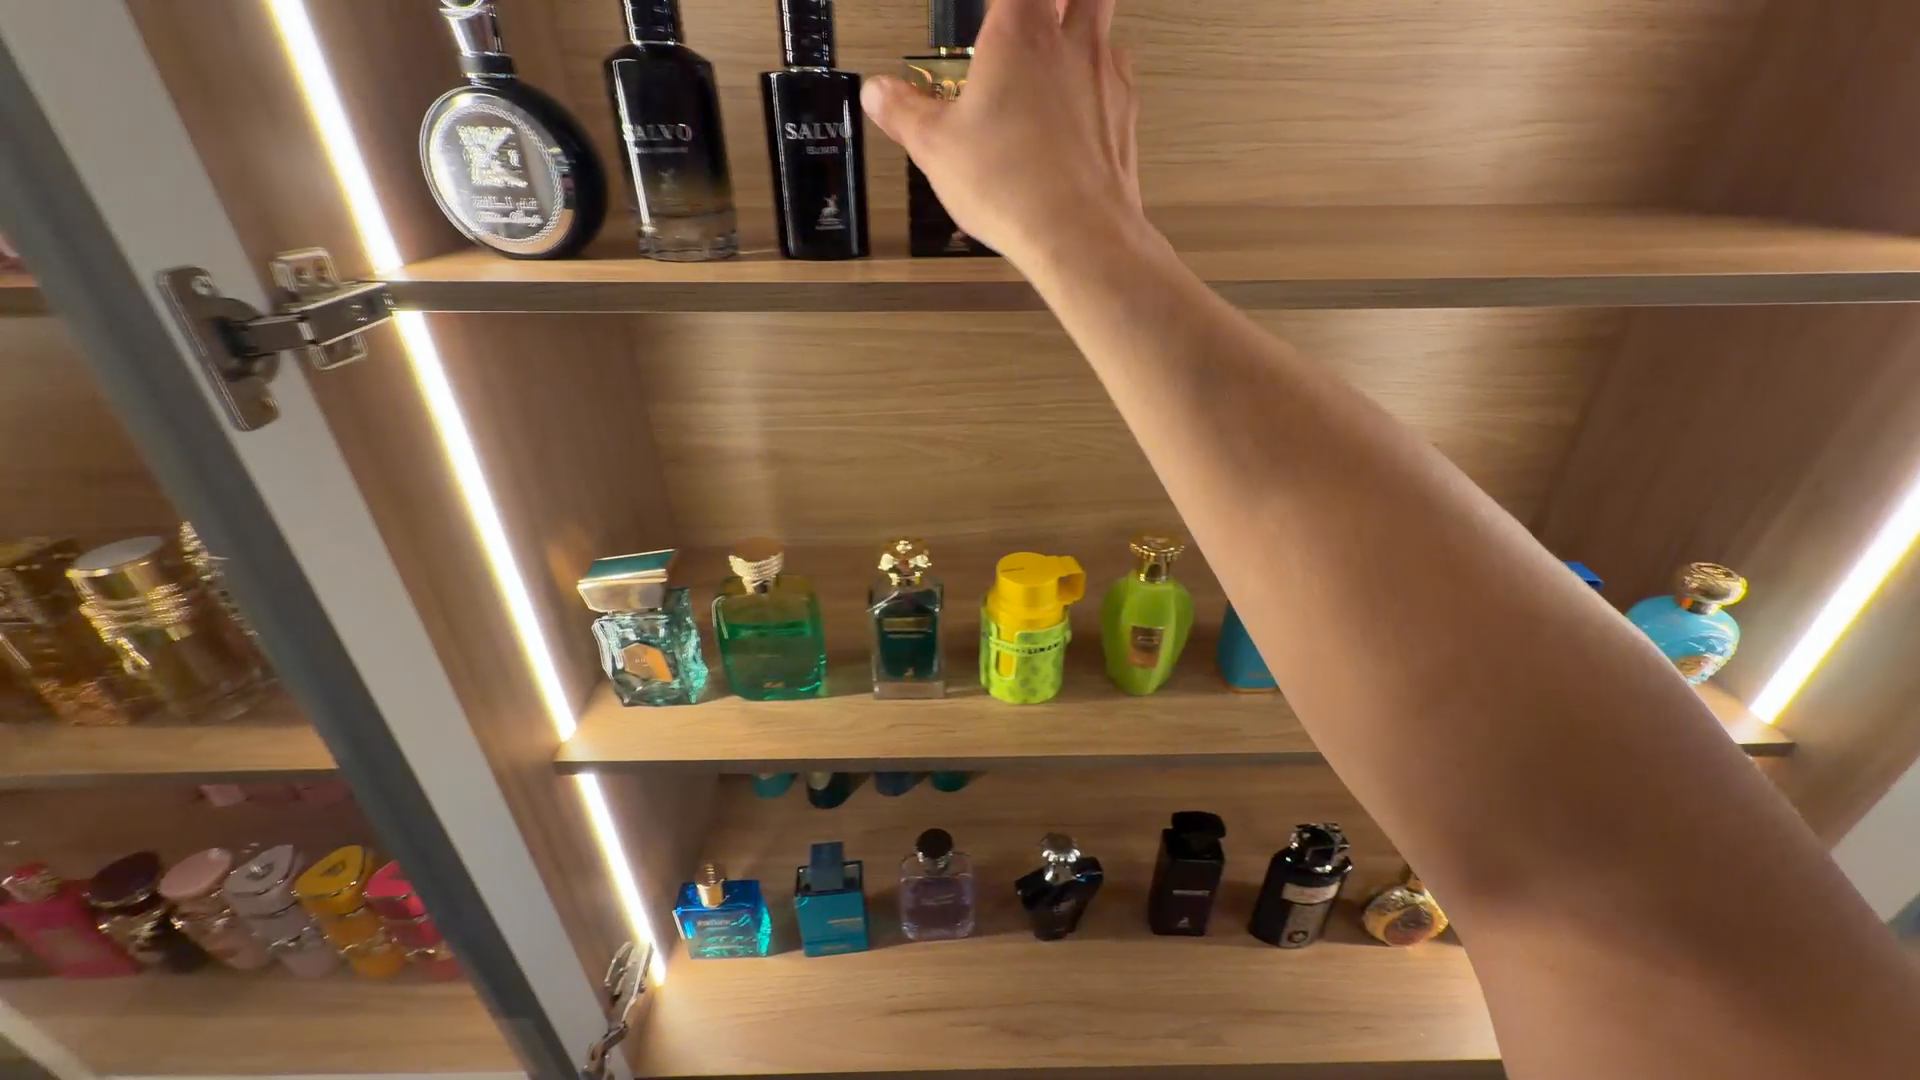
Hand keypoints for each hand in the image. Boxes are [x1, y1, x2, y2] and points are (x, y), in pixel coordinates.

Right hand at [861, 0, 1146, 268]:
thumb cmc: (1010, 185)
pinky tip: (1079, 112)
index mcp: (1019, 33)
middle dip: (1057, 0)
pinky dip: (1099, 84)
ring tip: (1058, 56)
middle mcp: (1070, 43)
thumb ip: (904, 112)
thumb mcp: (935, 148)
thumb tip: (878, 93)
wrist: (1077, 233)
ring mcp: (1105, 79)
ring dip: (1083, 32)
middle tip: (1036, 16)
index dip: (1000, 6)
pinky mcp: (1126, 118)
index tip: (991, 18)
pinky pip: (1118, 80)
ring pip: (1105, 28)